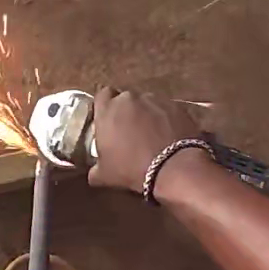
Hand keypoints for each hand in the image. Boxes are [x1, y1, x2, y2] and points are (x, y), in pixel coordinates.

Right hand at [87, 87, 202, 195]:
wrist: (173, 168)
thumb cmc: (131, 169)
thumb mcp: (104, 175)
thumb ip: (94, 170)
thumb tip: (92, 174)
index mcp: (107, 109)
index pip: (102, 94)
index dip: (105, 105)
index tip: (108, 118)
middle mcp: (129, 99)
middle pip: (125, 98)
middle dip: (127, 110)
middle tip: (129, 130)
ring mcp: (154, 100)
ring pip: (146, 103)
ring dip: (146, 114)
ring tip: (152, 134)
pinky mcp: (176, 106)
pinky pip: (166, 109)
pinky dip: (165, 118)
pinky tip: (168, 135)